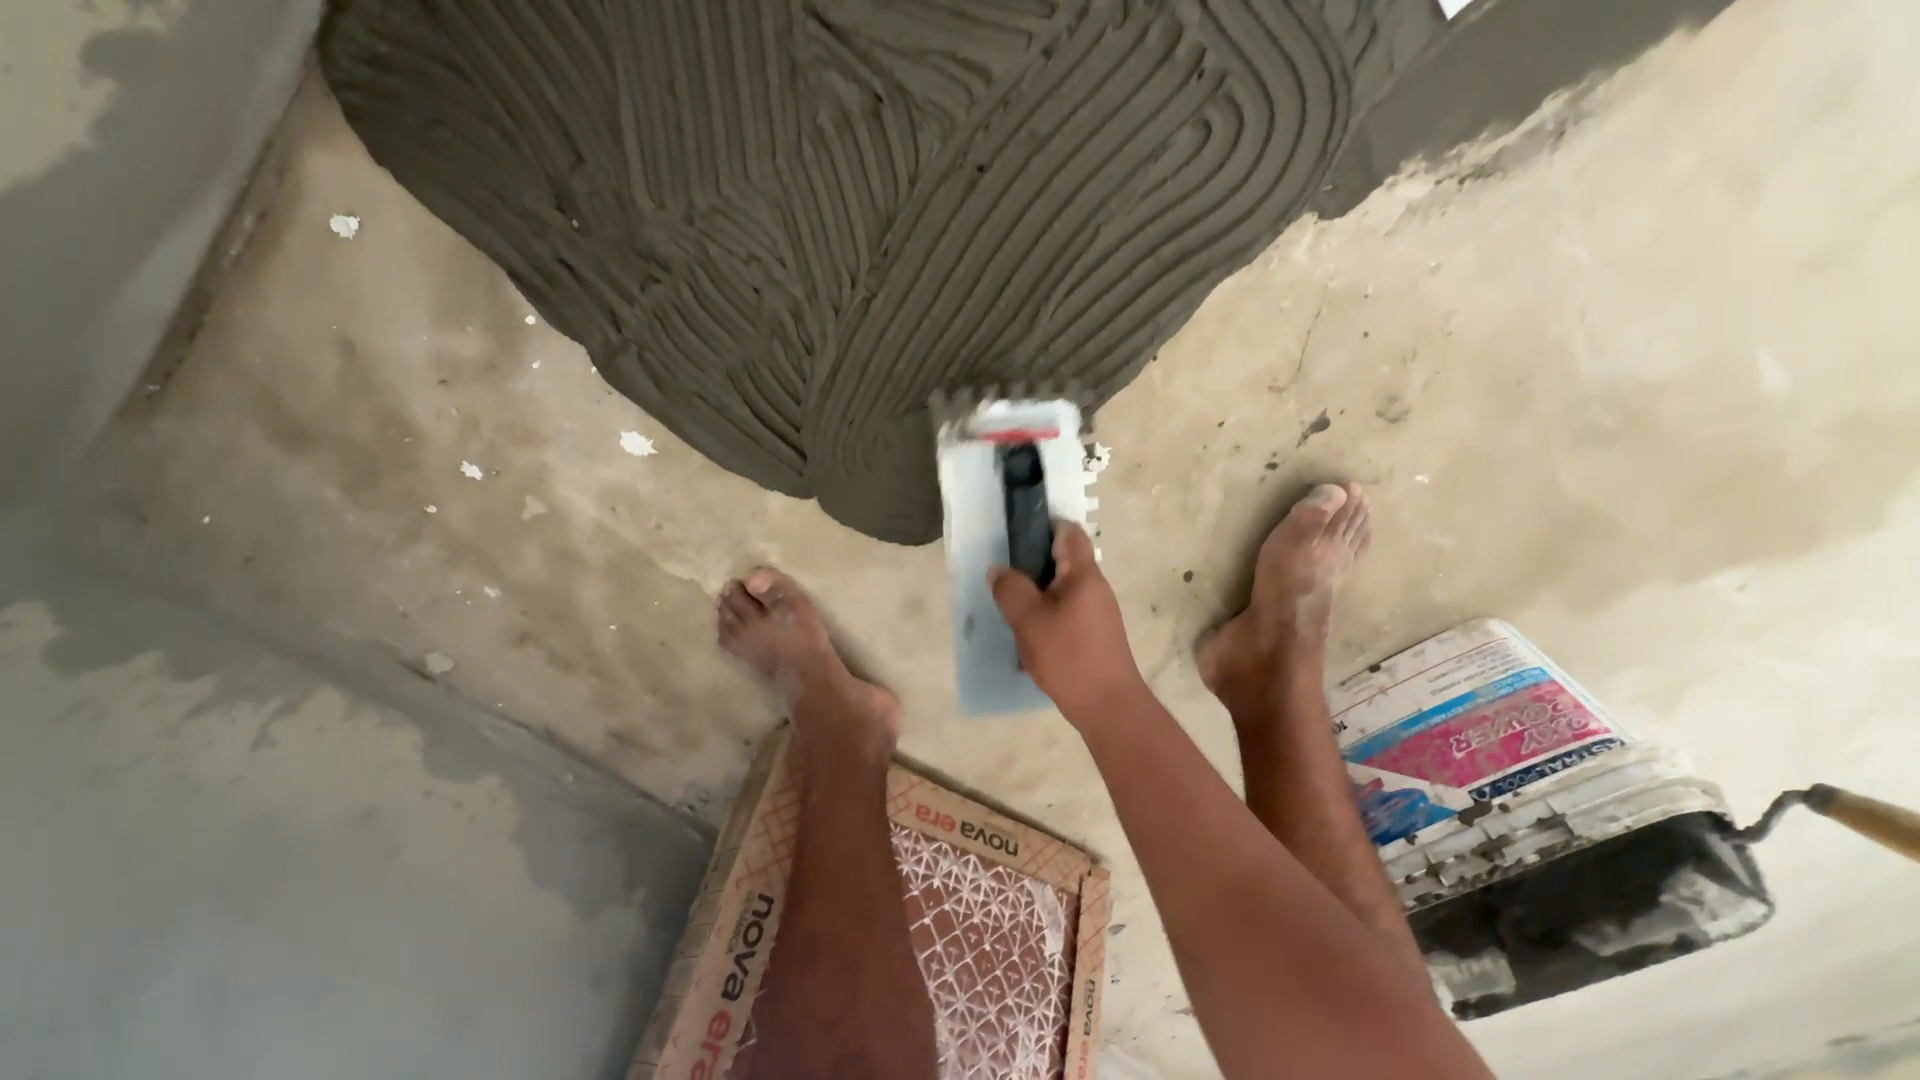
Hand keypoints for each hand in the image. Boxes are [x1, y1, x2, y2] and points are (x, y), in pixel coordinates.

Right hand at [990, 521, 1146, 721]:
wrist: (1109, 706)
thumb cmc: (1070, 657)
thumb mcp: (1029, 621)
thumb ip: (1011, 590)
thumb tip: (998, 570)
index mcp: (1084, 575)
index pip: (1069, 532)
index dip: (1044, 524)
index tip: (1015, 533)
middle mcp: (1095, 587)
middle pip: (1063, 562)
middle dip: (1032, 565)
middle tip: (1003, 576)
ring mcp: (1099, 612)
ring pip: (1062, 591)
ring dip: (1037, 595)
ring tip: (1010, 609)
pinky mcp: (1096, 634)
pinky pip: (1067, 613)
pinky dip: (1047, 617)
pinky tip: (1029, 637)